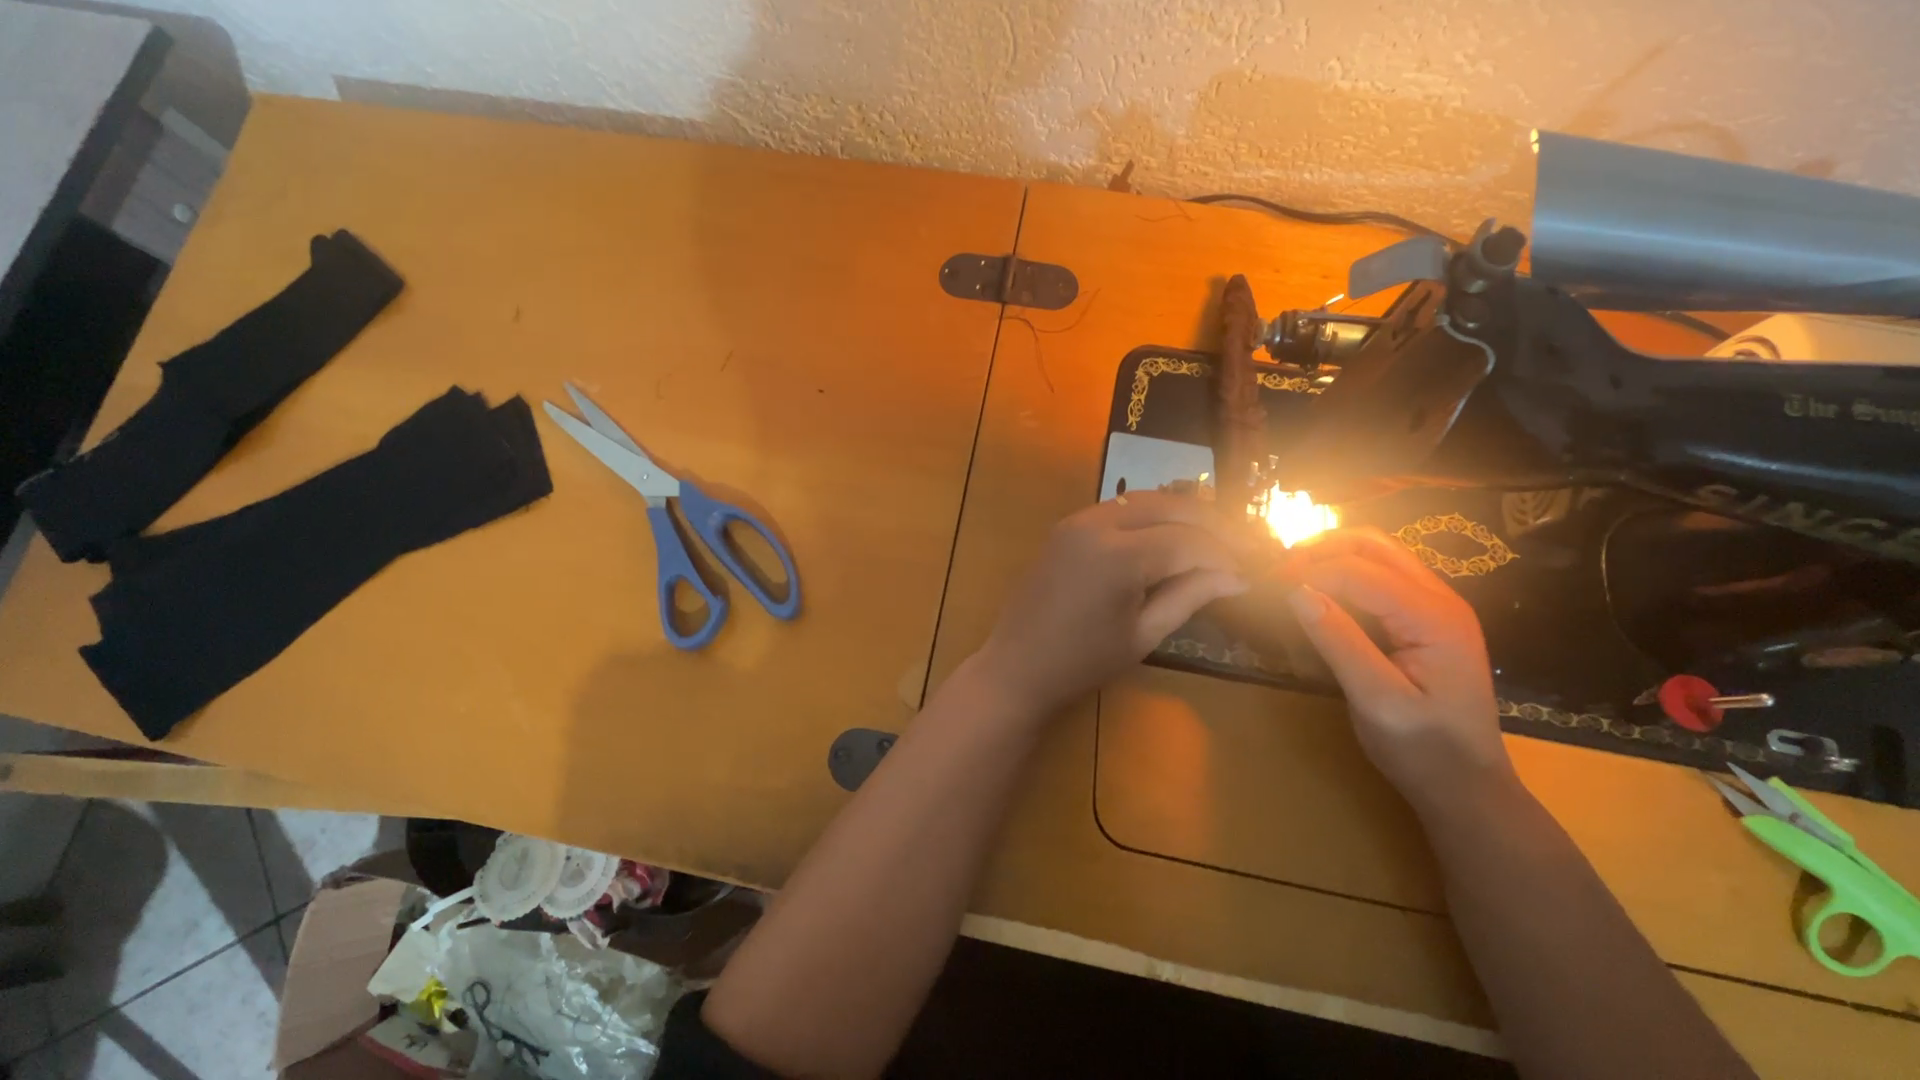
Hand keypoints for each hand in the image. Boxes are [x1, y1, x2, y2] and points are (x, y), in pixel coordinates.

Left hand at [976, 491, 1251, 712]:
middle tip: (1244, 542)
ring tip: (1215, 536)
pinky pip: (1118, 510)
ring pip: (1143, 501)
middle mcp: (1097, 525)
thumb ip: (1191, 596)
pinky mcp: (1066, 527)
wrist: (1017, 667)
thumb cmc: (1082, 662)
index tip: (1251, 569)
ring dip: (1181, 513)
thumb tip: (1239, 577)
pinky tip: (1172, 535)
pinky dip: (1150, 516)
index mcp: (1118, 556)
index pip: (1187, 541)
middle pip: (1168, 505)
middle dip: (1210, 522)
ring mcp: (1077, 521)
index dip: (1223, 554)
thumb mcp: (1144, 634)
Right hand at [1282, 527, 1515, 810]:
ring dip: (1333, 557)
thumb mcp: (1377, 702)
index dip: (1310, 572)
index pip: (1361, 571)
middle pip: (1375, 545)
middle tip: (1278, 572)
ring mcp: (1437, 608)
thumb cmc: (1424, 751)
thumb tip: (1295, 592)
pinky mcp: (1426, 622)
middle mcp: (1441, 600)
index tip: (1267, 587)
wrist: (1468, 788)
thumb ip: (1339, 643)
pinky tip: (1321, 596)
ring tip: (1292, 578)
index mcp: (1434, 617)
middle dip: (1321, 549)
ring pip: (1379, 556)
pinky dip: (1346, 576)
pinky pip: (1383, 579)